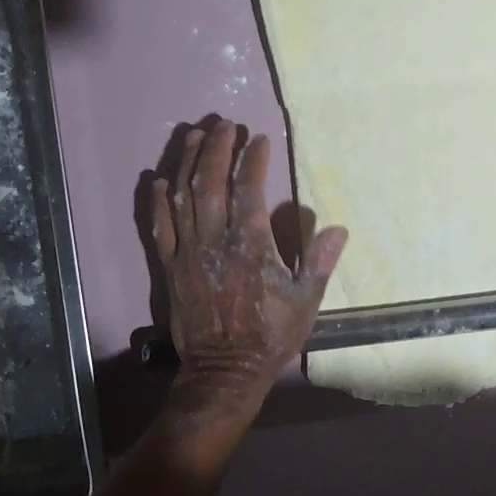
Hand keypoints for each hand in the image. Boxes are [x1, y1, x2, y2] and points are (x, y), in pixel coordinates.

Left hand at [148, 120, 347, 419]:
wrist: (225, 370)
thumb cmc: (272, 334)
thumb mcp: (307, 301)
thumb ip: (320, 262)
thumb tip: (337, 229)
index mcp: (251, 247)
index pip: (248, 191)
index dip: (252, 160)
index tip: (259, 139)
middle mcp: (216, 243)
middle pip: (209, 184)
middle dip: (216, 149)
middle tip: (224, 124)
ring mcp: (188, 254)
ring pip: (182, 198)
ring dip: (187, 163)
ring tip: (195, 135)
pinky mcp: (170, 268)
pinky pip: (159, 227)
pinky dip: (157, 201)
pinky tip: (160, 179)